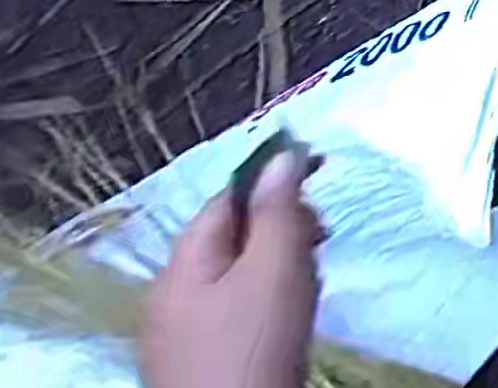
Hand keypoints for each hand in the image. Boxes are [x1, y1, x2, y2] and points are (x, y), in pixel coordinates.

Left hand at [140, 150, 321, 387]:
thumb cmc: (257, 334)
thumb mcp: (276, 262)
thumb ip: (278, 209)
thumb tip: (284, 157)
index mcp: (182, 268)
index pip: (224, 201)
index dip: (269, 175)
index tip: (319, 161)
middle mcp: (176, 291)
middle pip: (233, 230)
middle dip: (282, 216)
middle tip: (321, 227)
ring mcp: (190, 321)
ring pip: (244, 260)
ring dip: (285, 246)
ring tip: (315, 259)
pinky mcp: (213, 340)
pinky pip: (246, 288)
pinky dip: (279, 275)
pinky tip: (300, 290)